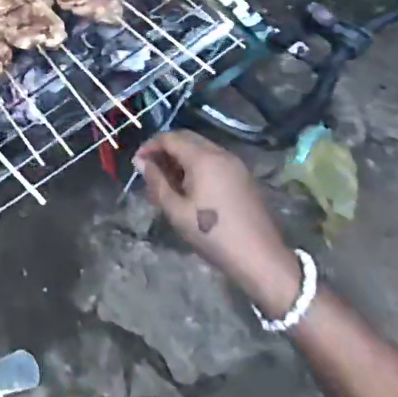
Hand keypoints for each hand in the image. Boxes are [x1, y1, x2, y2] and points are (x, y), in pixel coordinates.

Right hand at [134, 130, 298, 309]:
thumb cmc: (213, 234)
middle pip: (187, 138)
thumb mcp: (176, 210)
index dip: (150, 146)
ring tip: (167, 181)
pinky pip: (214, 159)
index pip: (170, 138)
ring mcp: (235, 164)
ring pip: (201, 148)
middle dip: (165, 149)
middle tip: (150, 170)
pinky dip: (197, 164)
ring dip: (181, 157)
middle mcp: (221, 153)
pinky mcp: (243, 176)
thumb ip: (156, 182)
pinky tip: (189, 187)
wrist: (260, 258)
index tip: (137, 163)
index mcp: (204, 158)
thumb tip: (141, 162)